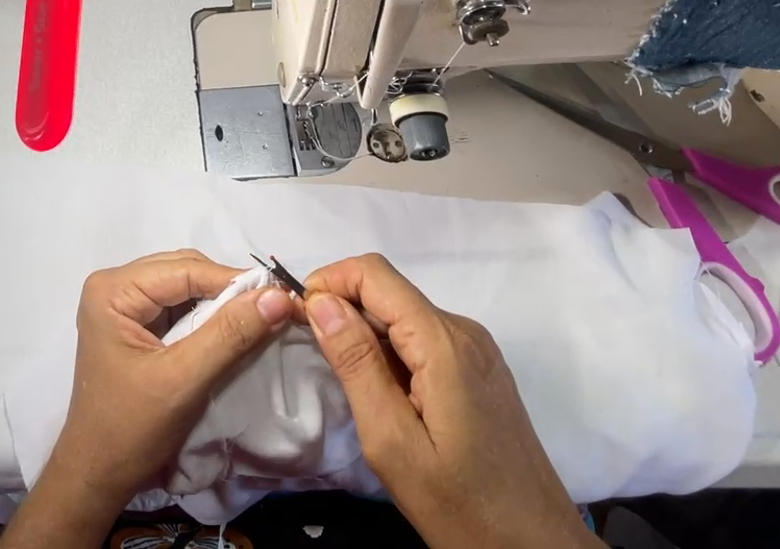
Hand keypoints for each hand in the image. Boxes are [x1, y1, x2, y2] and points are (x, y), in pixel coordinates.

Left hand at [4, 250, 293, 548]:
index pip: (184, 269)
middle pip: (183, 271)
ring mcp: (122, 304)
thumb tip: (278, 296)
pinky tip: (230, 330)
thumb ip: (230, 334)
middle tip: (273, 307)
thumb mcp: (184, 380)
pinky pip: (178, 305)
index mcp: (113, 290)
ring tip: (258, 317)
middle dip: (227, 289)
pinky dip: (206, 316)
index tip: (282, 295)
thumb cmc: (132, 428)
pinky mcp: (133, 324)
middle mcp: (113, 286)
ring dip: (219, 302)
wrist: (98, 474)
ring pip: (183, 286)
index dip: (233, 280)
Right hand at [303, 254, 601, 548]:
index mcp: (443, 342)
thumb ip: (356, 363)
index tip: (301, 321)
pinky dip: (388, 349)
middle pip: (386, 289)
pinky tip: (382, 392)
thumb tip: (320, 301)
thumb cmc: (461, 506)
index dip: (328, 283)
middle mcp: (463, 331)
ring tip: (347, 381)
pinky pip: (420, 336)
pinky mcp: (478, 368)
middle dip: (341, 308)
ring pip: (400, 312)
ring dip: (363, 331)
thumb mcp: (392, 441)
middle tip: (316, 356)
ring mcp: (475, 349)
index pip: (372, 273)